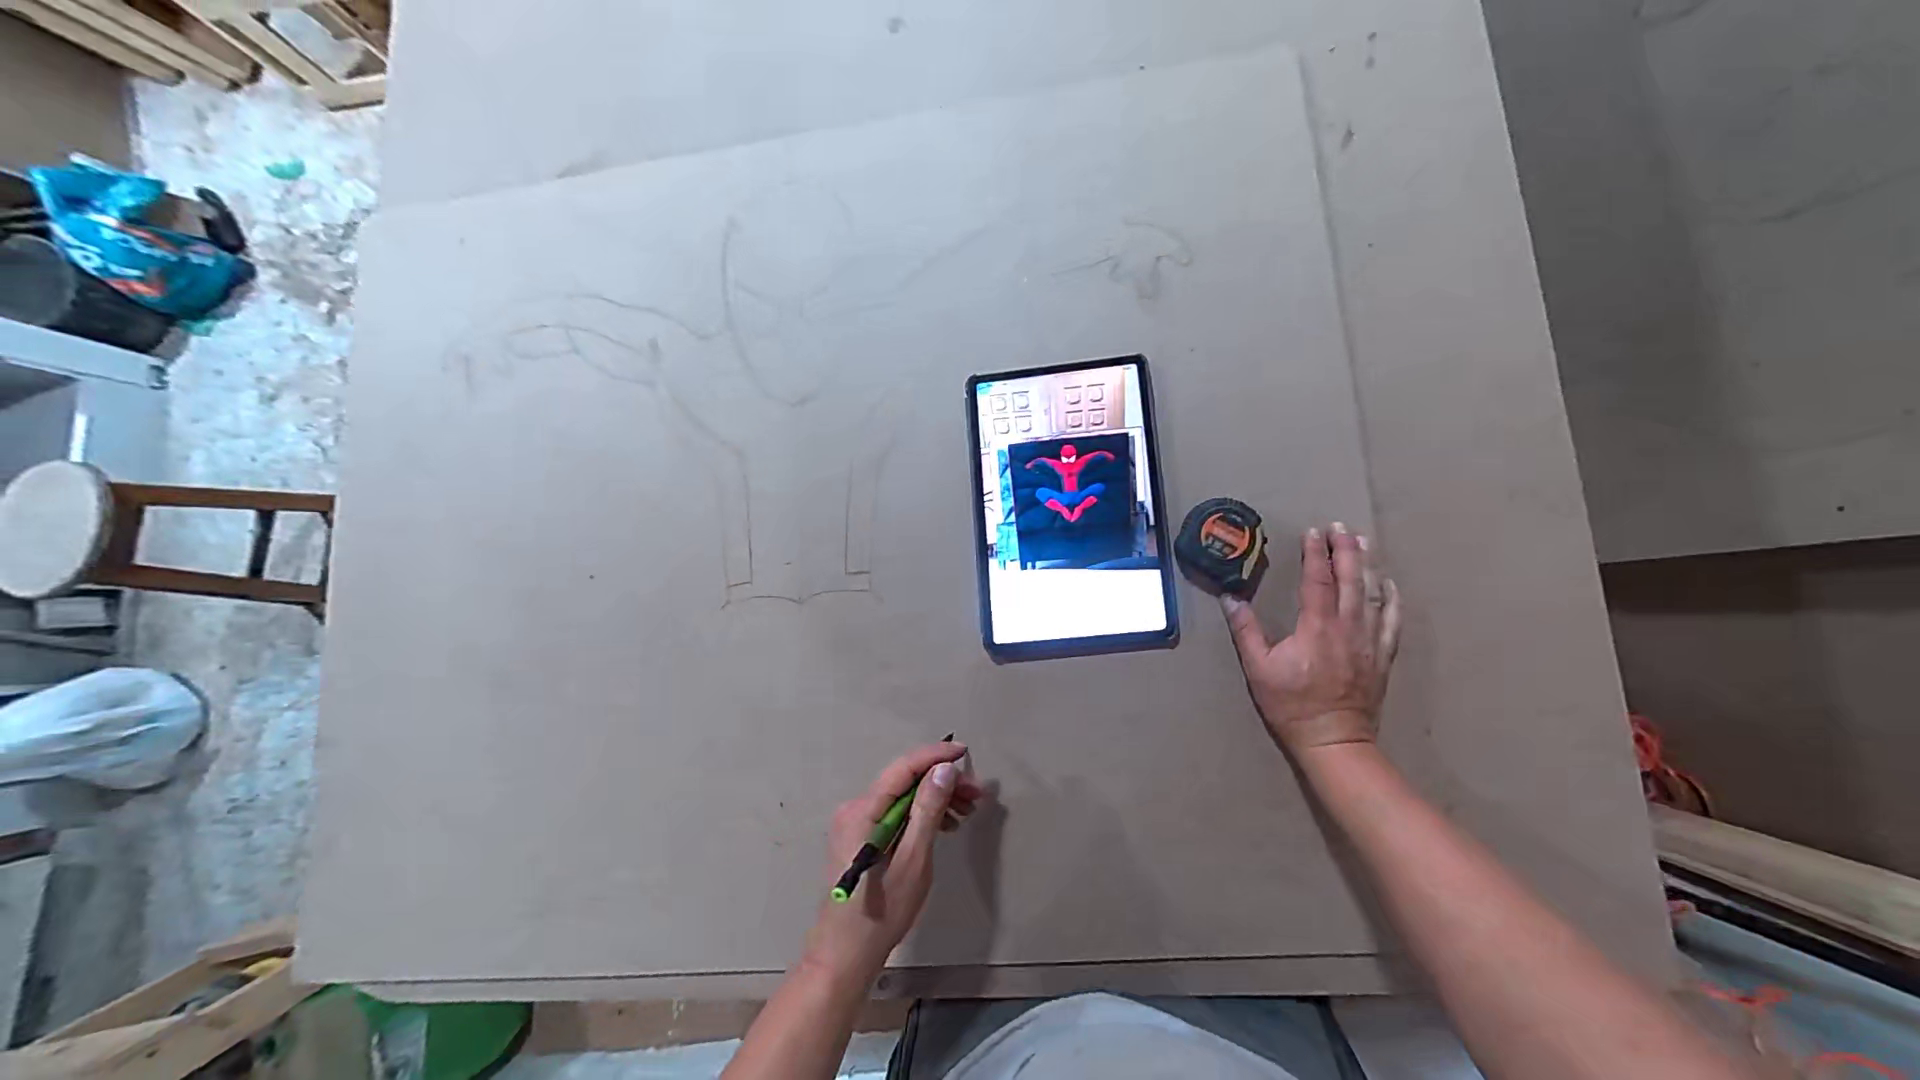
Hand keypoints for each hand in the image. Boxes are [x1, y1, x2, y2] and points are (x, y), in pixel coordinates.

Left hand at [802, 742, 983, 981]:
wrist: (845, 954)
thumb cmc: (882, 911)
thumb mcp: (913, 860)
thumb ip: (928, 811)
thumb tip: (944, 769)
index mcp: (863, 810)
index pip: (903, 767)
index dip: (935, 756)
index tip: (966, 753)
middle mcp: (855, 808)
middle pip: (904, 781)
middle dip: (941, 781)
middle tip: (976, 795)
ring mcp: (855, 823)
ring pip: (902, 797)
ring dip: (934, 799)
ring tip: (966, 812)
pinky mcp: (860, 837)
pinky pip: (895, 813)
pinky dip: (920, 815)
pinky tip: (944, 826)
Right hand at [1222, 522, 1402, 755]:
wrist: (1334, 740)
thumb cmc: (1291, 705)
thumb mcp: (1258, 668)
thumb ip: (1246, 631)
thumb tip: (1230, 598)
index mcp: (1316, 627)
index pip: (1317, 580)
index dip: (1315, 554)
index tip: (1313, 533)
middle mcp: (1347, 627)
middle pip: (1350, 580)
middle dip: (1344, 550)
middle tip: (1340, 527)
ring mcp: (1369, 641)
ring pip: (1372, 594)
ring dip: (1367, 565)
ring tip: (1363, 542)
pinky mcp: (1382, 656)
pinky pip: (1392, 620)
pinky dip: (1391, 599)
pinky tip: (1388, 584)